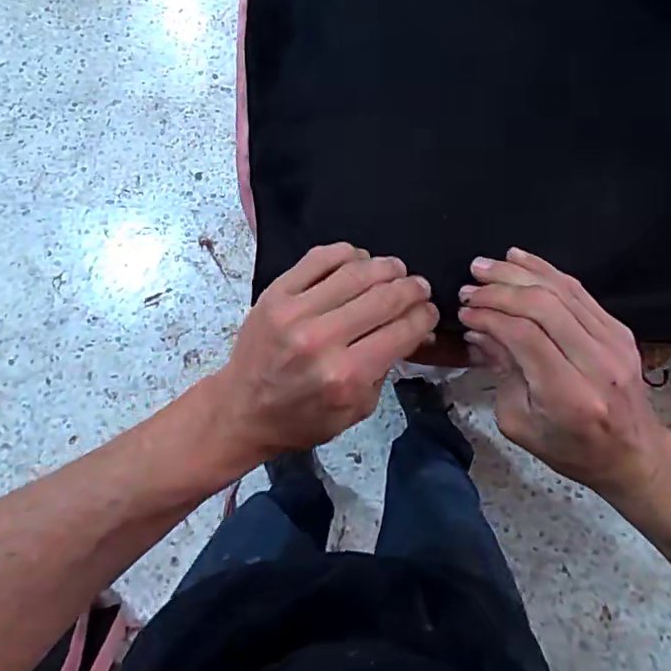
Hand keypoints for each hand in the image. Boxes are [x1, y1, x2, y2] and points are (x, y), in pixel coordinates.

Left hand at [208, 243, 437, 458]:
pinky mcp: (276, 292)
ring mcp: (295, 312)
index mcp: (345, 376)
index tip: (429, 310)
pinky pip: (321, 257)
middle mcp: (322, 340)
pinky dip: (349, 253)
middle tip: (420, 287)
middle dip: (412, 288)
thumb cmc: (302, 417)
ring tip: (396, 270)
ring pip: (357, 271)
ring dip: (386, 267)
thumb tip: (413, 329)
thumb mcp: (356, 410)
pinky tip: (361, 260)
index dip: (425, 315)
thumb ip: (387, 368)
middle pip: (384, 296)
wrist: (241, 409)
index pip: (402, 330)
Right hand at [459, 248, 670, 495]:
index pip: (525, 337)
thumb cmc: (570, 448)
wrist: (633, 453)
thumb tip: (478, 327)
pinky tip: (518, 259)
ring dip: (518, 273)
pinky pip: (578, 290)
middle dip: (500, 290)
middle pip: (544, 307)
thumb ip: (500, 370)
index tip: (464, 310)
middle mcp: (597, 364)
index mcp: (570, 396)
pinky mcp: (620, 329)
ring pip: (561, 290)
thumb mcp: (520, 422)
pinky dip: (544, 270)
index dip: (490, 316)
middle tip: (469, 285)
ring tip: (485, 266)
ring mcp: (614, 343)